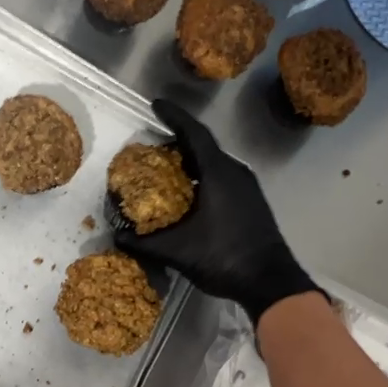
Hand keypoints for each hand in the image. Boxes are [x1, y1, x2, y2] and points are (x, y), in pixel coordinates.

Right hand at [116, 98, 324, 326]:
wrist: (270, 281)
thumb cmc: (225, 258)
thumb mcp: (180, 252)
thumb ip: (147, 243)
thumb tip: (117, 237)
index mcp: (219, 174)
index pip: (194, 134)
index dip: (174, 117)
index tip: (155, 104)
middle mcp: (235, 173)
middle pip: (204, 147)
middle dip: (179, 141)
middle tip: (154, 141)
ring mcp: (246, 188)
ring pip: (214, 164)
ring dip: (191, 161)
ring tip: (167, 167)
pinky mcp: (250, 203)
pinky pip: (222, 179)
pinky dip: (202, 178)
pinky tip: (189, 195)